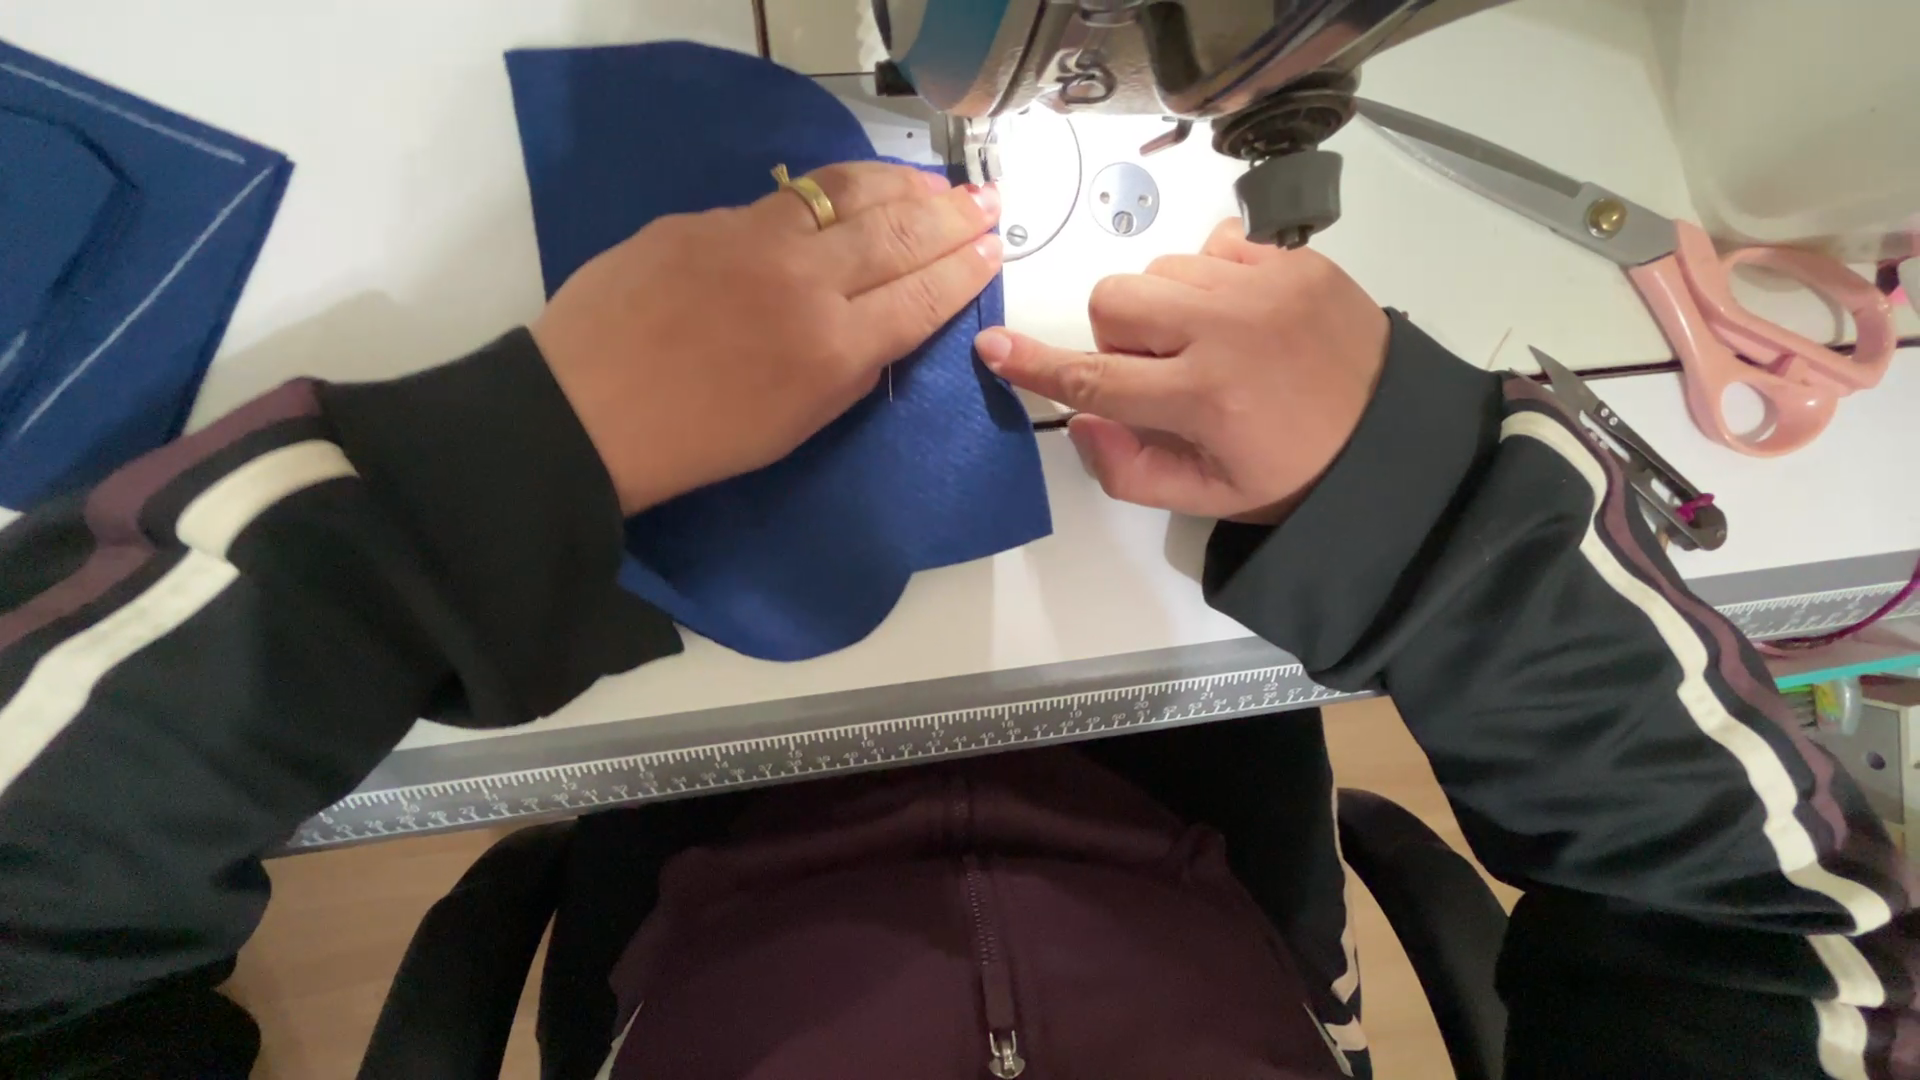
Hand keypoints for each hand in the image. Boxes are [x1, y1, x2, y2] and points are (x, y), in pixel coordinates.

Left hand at [532, 162, 1003, 513]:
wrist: (591, 412)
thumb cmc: (704, 441)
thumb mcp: (801, 425)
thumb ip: (855, 368)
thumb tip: (886, 325)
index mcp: (832, 350)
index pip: (922, 295)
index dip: (966, 270)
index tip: (994, 249)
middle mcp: (805, 283)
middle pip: (899, 234)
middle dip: (954, 216)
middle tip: (987, 202)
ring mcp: (752, 238)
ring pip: (848, 193)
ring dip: (903, 185)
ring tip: (935, 184)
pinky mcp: (706, 217)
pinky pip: (787, 199)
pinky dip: (836, 193)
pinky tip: (853, 194)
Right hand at [975, 219, 1387, 524]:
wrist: (1393, 438)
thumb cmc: (1290, 477)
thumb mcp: (1205, 500)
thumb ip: (1128, 469)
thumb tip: (1081, 420)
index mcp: (1203, 400)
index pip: (1096, 379)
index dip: (1036, 365)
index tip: (992, 346)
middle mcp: (1226, 330)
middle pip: (1115, 300)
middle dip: (1116, 337)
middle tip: (1158, 371)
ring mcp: (1264, 283)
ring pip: (1158, 269)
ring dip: (1160, 309)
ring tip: (1205, 343)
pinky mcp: (1293, 257)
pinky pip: (1212, 244)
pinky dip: (1205, 278)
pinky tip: (1236, 314)